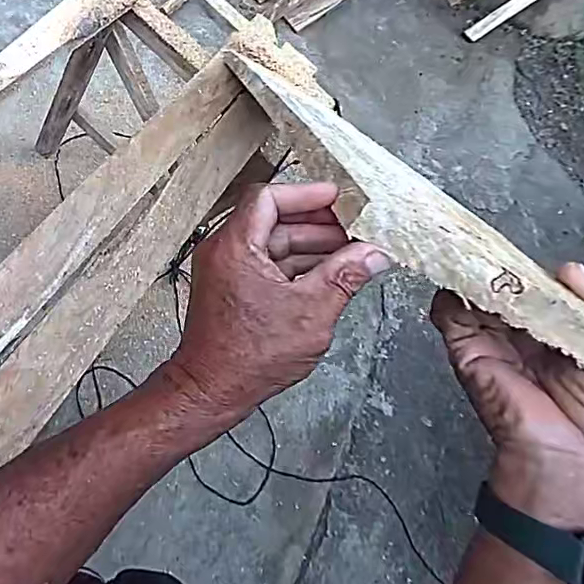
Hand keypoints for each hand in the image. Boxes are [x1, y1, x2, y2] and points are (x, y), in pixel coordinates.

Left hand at [165, 182, 390, 422]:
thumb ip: (344, 277)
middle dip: (316, 222)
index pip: (269, 197)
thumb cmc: (246, 357)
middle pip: (273, 218)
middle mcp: (225, 251)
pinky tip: (326, 272)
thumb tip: (371, 256)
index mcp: (236, 246)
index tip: (335, 197)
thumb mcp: (310, 313)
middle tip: (351, 226)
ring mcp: (226, 269)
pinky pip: (266, 261)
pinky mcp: (232, 286)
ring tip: (347, 252)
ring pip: (272, 241)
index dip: (306, 194)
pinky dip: (295, 263)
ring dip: (309, 244)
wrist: (212, 389)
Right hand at [429, 263, 583, 535]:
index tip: (534, 257)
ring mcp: (495, 345)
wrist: (583, 470)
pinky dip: (452, 294)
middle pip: (505, 290)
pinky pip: (452, 317)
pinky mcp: (470, 355)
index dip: (536, 272)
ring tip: (484, 256)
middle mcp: (524, 339)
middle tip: (504, 249)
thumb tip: (570, 268)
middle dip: (503, 268)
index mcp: (562, 337)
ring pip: (476, 296)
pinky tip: (468, 279)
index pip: (542, 292)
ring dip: (476, 274)